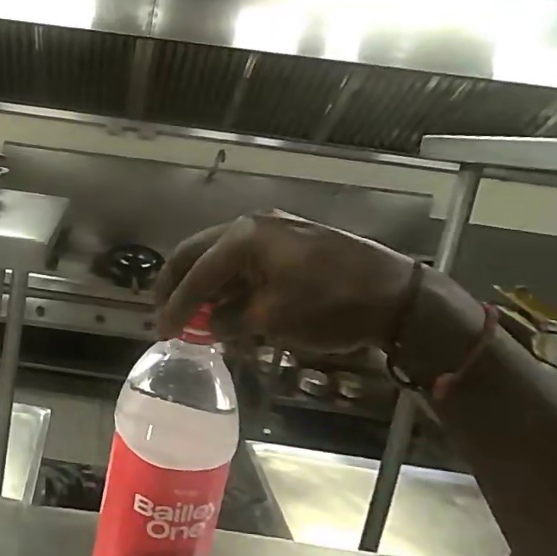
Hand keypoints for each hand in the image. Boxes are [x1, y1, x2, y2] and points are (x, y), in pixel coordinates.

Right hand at [151, 211, 414, 359]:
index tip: (161, 330)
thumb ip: (230, 319)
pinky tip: (226, 304)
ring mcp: (273, 230)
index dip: (176, 305)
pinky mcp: (290, 243)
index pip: (197, 272)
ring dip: (205, 283)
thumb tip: (209, 325)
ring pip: (222, 255)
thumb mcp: (274, 319)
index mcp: (244, 237)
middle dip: (179, 283)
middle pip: (199, 252)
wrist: (395, 296)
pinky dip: (230, 282)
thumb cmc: (330, 305)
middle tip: (164, 310)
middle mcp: (253, 225)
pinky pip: (246, 261)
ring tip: (192, 313)